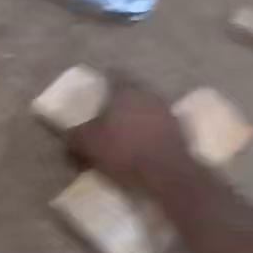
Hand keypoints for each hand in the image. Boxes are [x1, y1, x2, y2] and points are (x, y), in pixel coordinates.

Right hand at [66, 78, 197, 195]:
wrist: (168, 177)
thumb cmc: (124, 152)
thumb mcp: (87, 145)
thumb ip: (75, 137)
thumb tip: (70, 138)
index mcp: (127, 91)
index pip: (114, 76)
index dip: (104, 82)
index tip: (97, 93)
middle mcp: (150, 96)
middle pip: (131, 95)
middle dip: (119, 106)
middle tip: (106, 122)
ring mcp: (169, 114)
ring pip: (146, 113)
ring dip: (136, 123)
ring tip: (123, 141)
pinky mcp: (182, 135)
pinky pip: (159, 132)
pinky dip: (150, 138)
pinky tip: (141, 154)